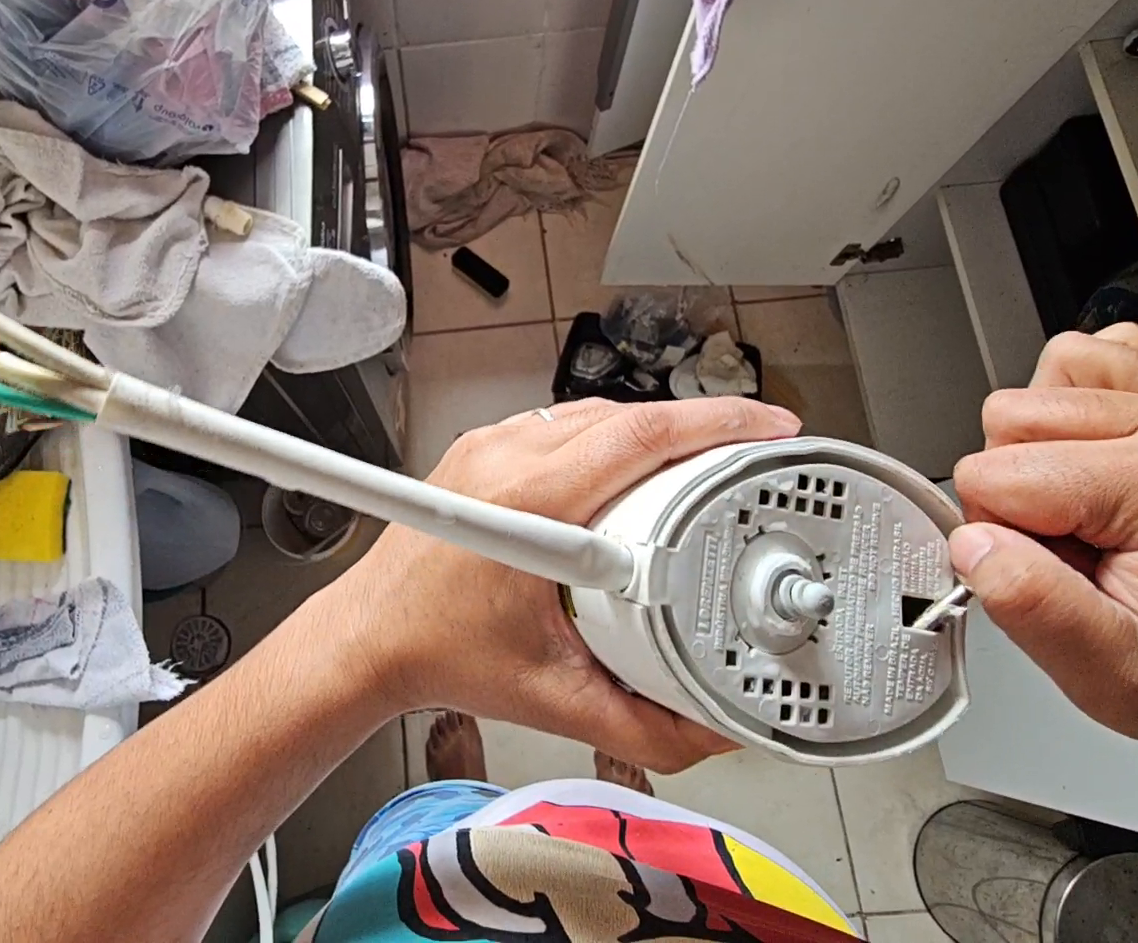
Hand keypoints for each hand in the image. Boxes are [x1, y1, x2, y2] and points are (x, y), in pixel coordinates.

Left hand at [318, 397, 801, 773]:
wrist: (370, 633)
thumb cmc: (436, 651)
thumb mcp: (550, 695)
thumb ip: (643, 724)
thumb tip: (709, 727)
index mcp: (527, 505)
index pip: (639, 438)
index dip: (715, 425)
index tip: (766, 430)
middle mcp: (505, 459)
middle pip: (627, 415)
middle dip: (701, 426)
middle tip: (750, 453)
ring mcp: (489, 447)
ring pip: (594, 411)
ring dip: (654, 429)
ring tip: (701, 460)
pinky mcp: (481, 450)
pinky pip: (561, 420)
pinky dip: (609, 435)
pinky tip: (632, 464)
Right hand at [950, 323, 1137, 752]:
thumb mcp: (1116, 678)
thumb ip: (1035, 607)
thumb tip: (973, 542)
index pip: (999, 472)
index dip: (1000, 529)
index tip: (1053, 568)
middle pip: (1009, 418)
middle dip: (1013, 488)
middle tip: (1069, 542)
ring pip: (1032, 387)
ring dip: (1032, 450)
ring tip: (1082, 506)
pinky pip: (1080, 359)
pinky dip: (1060, 408)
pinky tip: (1090, 460)